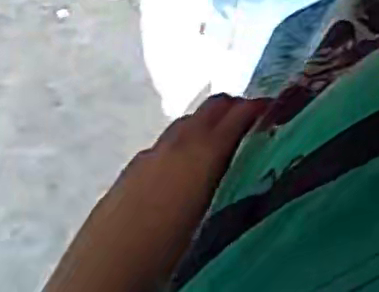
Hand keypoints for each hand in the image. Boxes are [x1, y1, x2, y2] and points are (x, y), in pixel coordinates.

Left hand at [44, 95, 264, 291]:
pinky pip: (163, 146)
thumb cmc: (165, 258)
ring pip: (187, 123)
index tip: (283, 115)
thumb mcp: (215, 218)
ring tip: (221, 155)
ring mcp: (147, 156)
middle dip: (237, 110)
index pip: (244, 109)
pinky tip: (181, 180)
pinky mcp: (124, 176)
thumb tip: (265, 166)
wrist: (95, 287)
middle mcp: (178, 142)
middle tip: (256, 129)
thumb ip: (238, 180)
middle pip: (215, 105)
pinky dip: (181, 148)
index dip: (266, 108)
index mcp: (205, 149)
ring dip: (208, 127)